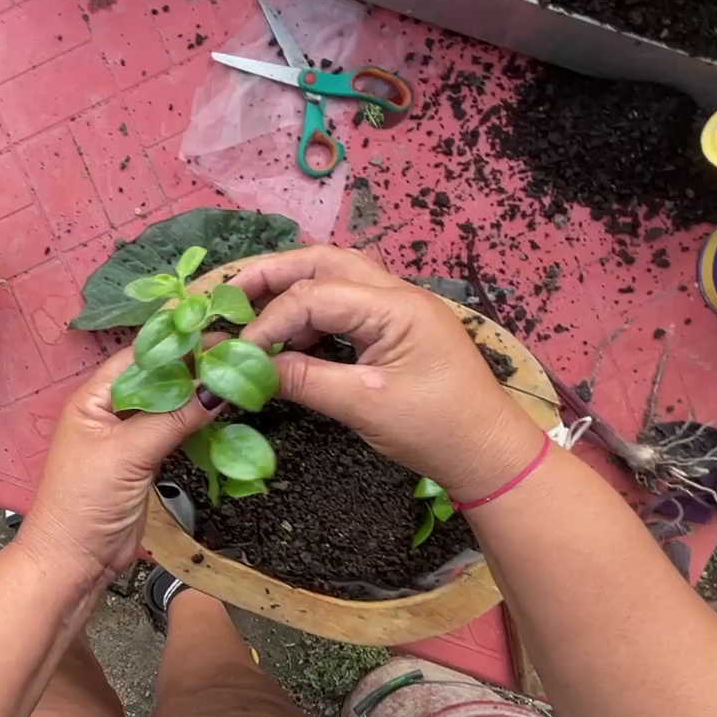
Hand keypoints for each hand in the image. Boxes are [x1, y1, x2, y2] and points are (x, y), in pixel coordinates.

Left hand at [18, 348, 216, 583]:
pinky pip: (173, 431)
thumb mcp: (128, 454)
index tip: (215, 334)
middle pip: (156, 378)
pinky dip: (195, 423)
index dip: (175, 344)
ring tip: (234, 378)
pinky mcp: (143, 461)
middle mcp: (110, 411)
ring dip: (196, 395)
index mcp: (94, 398)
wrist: (76, 560)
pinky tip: (220, 413)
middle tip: (235, 356)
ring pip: (167, 405)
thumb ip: (172, 419)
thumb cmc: (84, 502)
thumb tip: (216, 390)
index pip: (138, 357)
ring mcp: (128, 437)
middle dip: (191, 367)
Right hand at [228, 246, 545, 501]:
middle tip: (228, 293)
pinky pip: (343, 304)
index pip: (313, 297)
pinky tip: (286, 336)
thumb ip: (304, 380)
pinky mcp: (394, 329)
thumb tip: (250, 369)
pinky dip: (308, 313)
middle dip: (271, 274)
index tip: (236, 352)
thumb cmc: (435, 429)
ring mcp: (397, 309)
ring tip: (248, 306)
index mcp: (395, 307)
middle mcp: (396, 294)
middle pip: (322, 263)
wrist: (488, 452)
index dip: (268, 322)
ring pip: (333, 276)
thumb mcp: (364, 406)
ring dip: (289, 286)